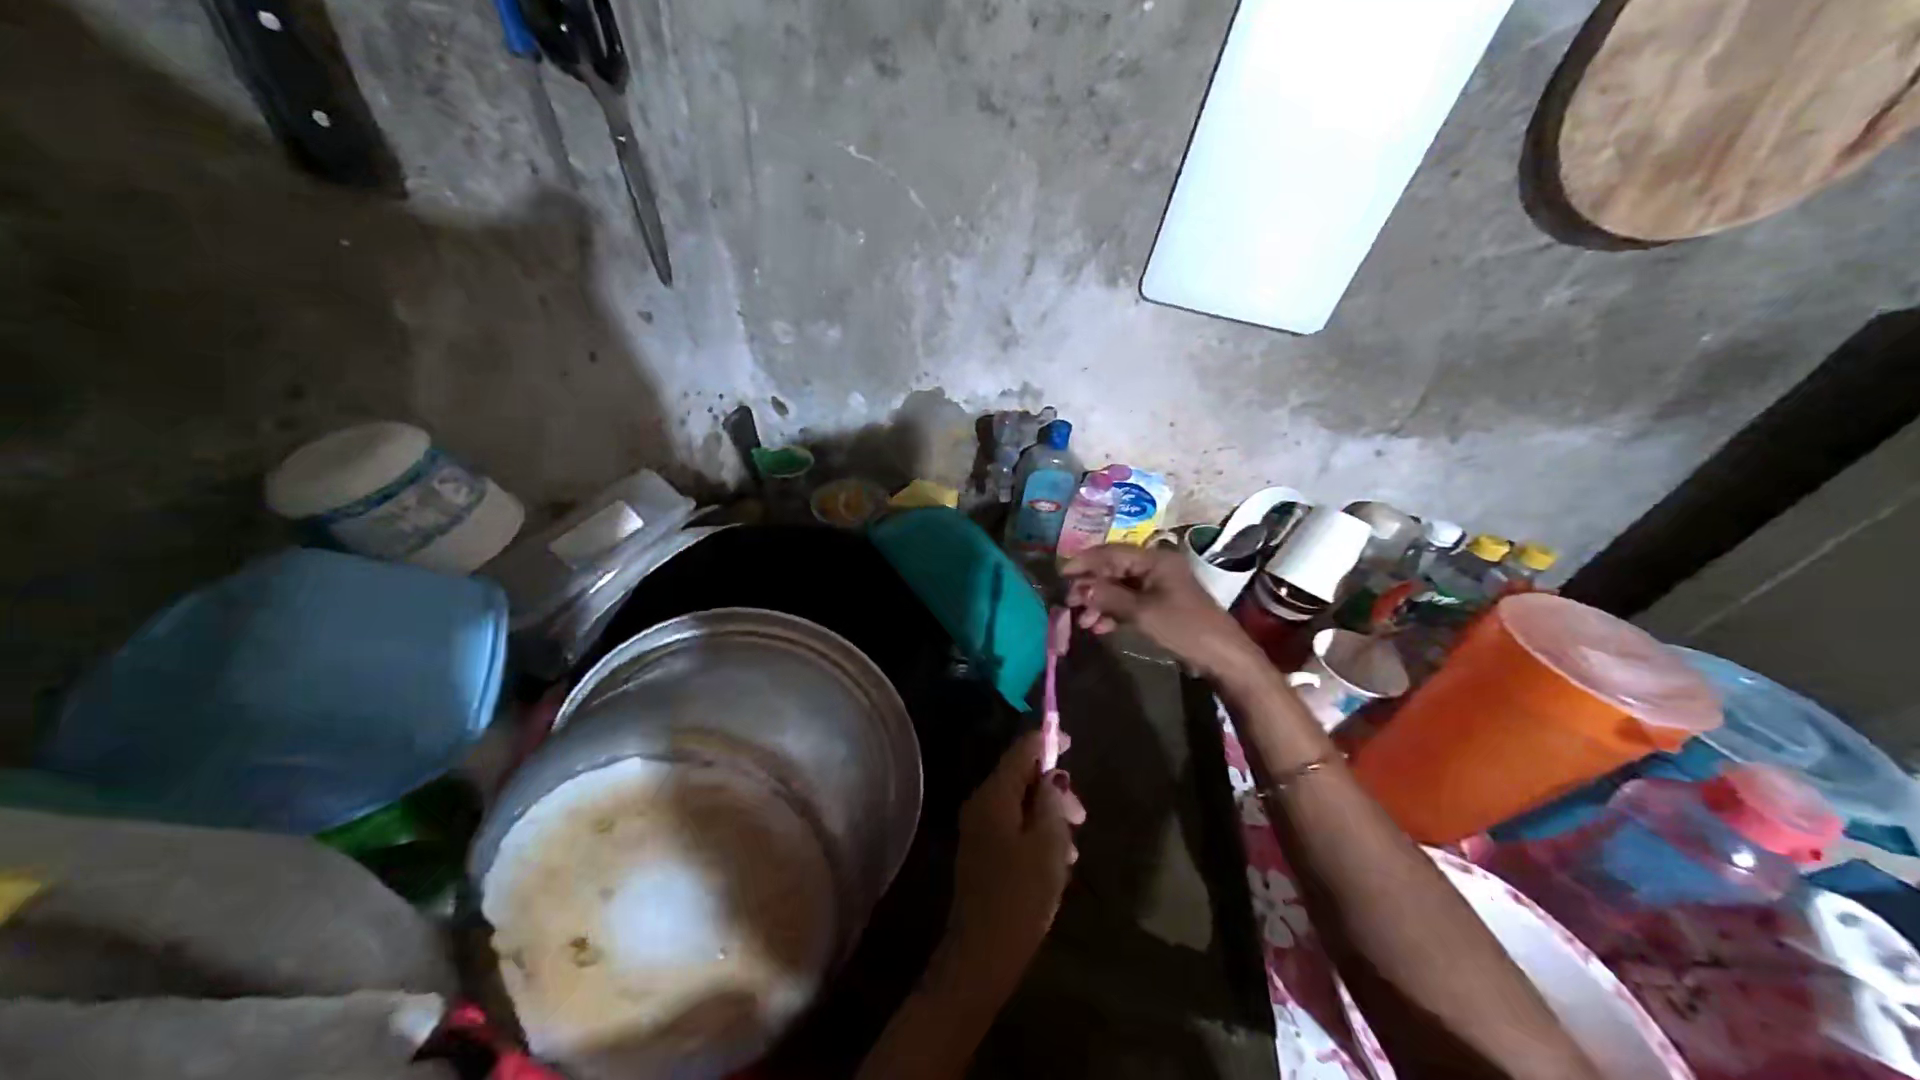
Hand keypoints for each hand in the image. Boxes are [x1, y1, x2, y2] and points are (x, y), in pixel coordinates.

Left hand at [938, 732, 1085, 993]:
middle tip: (1082, 817)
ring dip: (1049, 818)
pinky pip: (1014, 829)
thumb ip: (1051, 803)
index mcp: (993, 797)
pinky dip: (1037, 835)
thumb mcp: (1048, 846)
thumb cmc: (1019, 896)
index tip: (1071, 741)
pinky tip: (1056, 864)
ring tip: (1072, 851)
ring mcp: (979, 831)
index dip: (1046, 741)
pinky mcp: (983, 854)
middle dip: (1054, 790)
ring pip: (1020, 806)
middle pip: (1020, 779)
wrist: (982, 954)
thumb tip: (1053, 777)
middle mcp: (981, 806)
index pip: (1020, 752)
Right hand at [1063, 543, 1261, 679]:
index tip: (1061, 574)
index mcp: (1155, 559)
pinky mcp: (1160, 605)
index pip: (1111, 553)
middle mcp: (1156, 567)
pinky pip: (1129, 602)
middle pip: (1114, 569)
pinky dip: (1113, 612)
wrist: (1221, 656)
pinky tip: (1099, 627)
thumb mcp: (1142, 612)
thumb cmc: (1184, 628)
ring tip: (1082, 621)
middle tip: (1069, 601)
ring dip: (1099, 601)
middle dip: (1090, 585)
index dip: (1084, 562)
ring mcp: (1159, 586)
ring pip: (1119, 587)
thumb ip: (1109, 596)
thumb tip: (1080, 587)